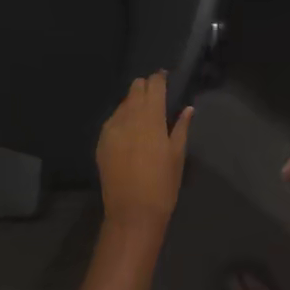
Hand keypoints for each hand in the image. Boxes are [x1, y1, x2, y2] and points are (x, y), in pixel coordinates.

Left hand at [95, 72, 192, 228]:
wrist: (131, 211)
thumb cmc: (162, 185)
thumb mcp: (177, 157)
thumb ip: (181, 128)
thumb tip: (187, 108)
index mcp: (150, 117)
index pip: (153, 84)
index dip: (159, 78)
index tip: (165, 78)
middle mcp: (128, 114)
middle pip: (136, 87)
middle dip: (146, 88)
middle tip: (156, 98)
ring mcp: (112, 125)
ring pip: (123, 102)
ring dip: (134, 103)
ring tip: (144, 118)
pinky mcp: (102, 137)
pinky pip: (114, 119)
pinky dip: (123, 119)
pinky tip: (130, 135)